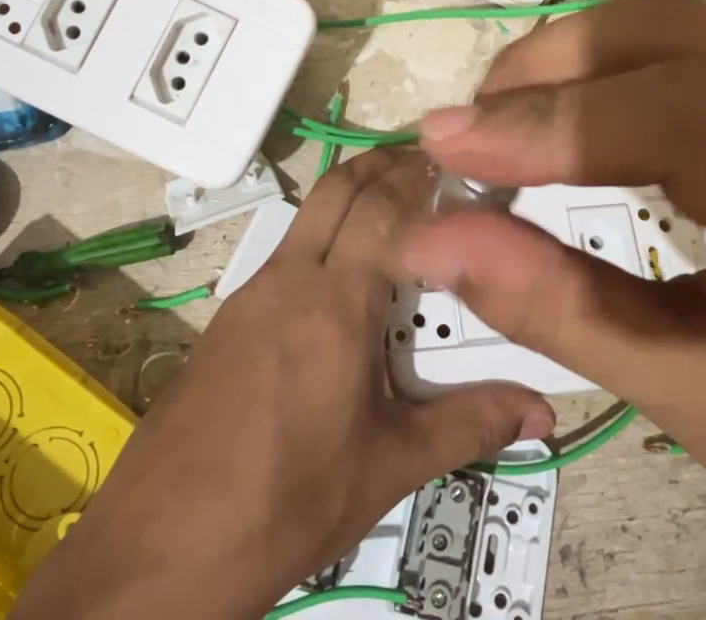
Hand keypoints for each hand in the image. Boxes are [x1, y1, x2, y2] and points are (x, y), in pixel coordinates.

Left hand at [13, 149, 553, 619]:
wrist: (162, 547)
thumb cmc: (288, 501)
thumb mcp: (389, 466)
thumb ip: (469, 425)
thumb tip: (543, 411)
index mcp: (334, 304)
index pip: (384, 210)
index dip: (420, 176)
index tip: (458, 160)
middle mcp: (287, 283)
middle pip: (336, 191)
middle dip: (381, 163)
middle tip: (427, 159)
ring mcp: (247, 299)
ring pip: (305, 220)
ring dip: (349, 198)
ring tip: (396, 210)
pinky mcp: (225, 325)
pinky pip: (282, 260)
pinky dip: (320, 240)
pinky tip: (342, 283)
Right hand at [402, 0, 705, 570]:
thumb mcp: (679, 393)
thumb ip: (551, 305)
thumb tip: (425, 237)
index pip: (686, 120)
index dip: (555, 123)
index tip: (443, 146)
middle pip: (677, 37)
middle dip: (551, 69)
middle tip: (466, 131)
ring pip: (680, 25)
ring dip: (575, 57)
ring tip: (503, 119)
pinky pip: (694, 47)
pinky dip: (610, 66)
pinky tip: (569, 114)